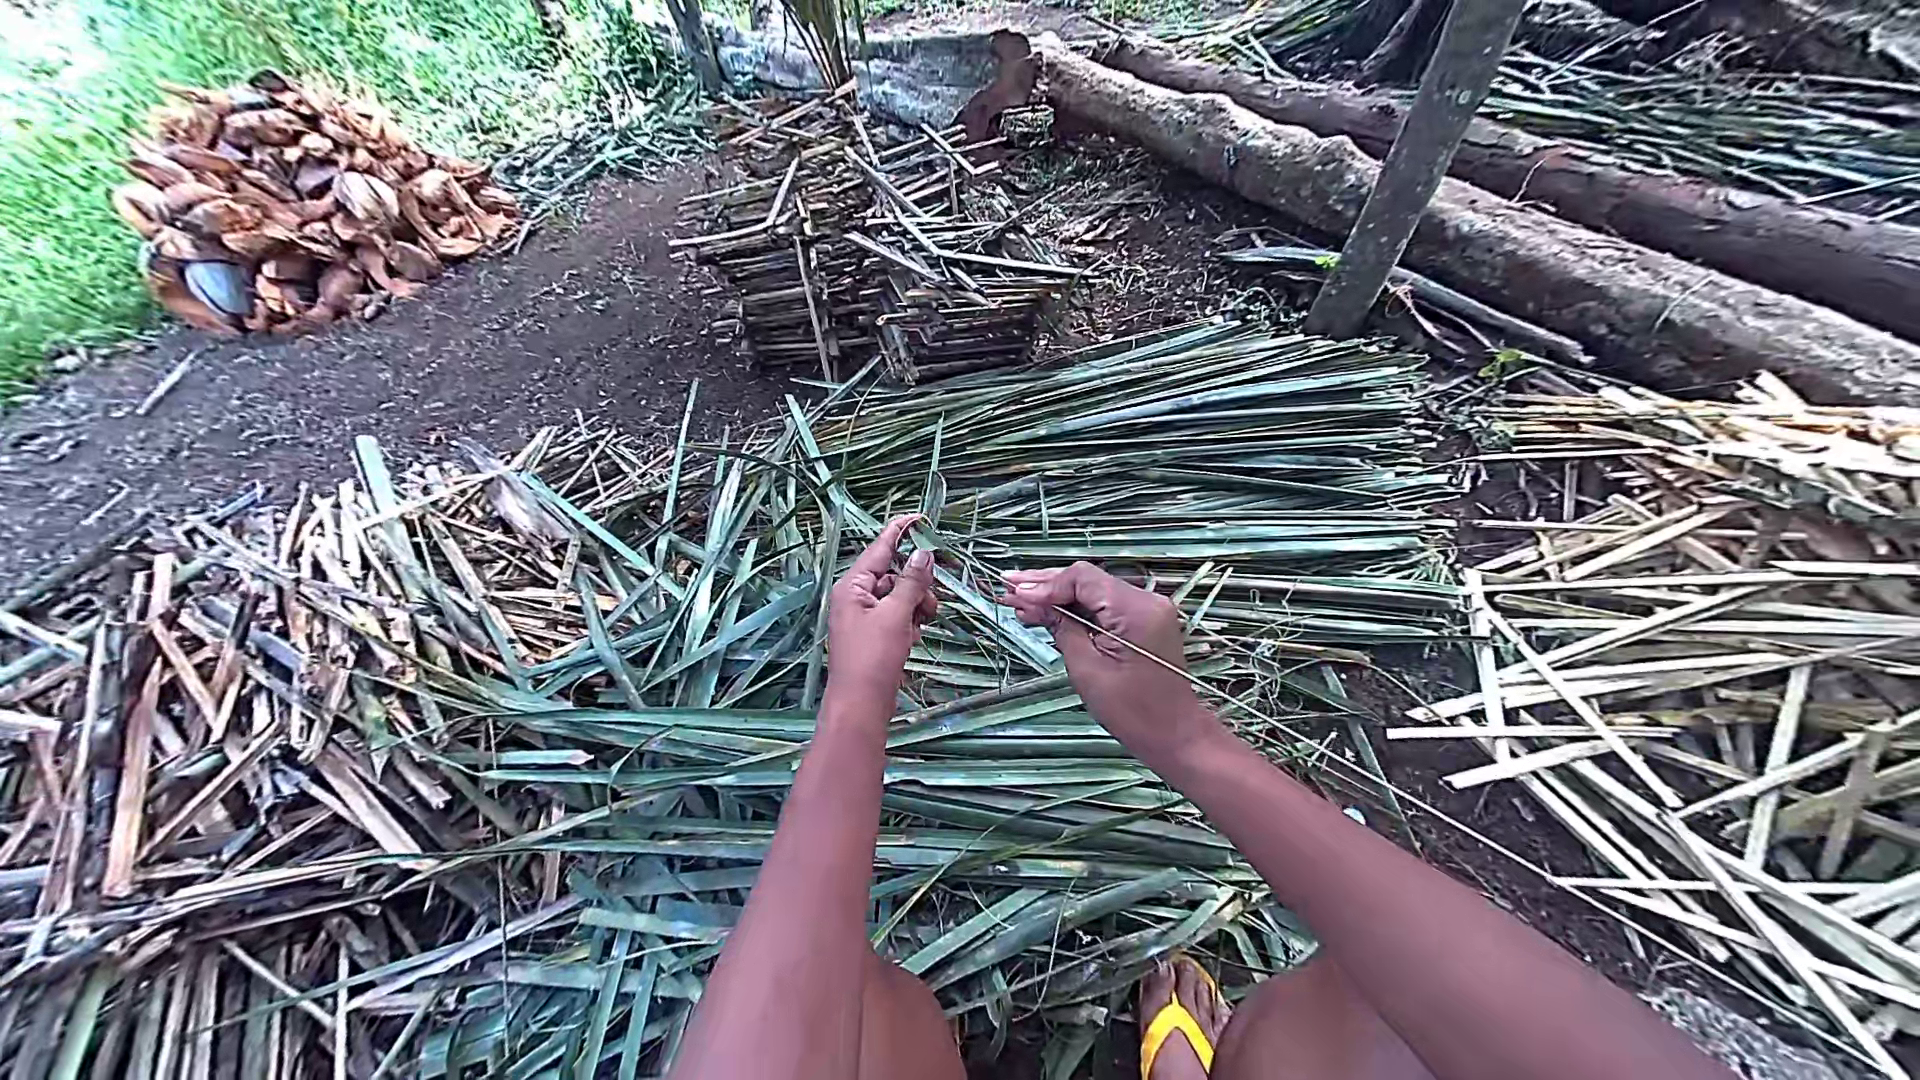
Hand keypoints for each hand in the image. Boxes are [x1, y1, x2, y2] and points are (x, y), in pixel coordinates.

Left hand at [827, 514, 937, 700]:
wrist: (862, 704)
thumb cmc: (873, 657)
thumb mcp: (896, 615)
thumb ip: (912, 582)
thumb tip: (923, 553)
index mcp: (853, 586)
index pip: (880, 548)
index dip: (901, 532)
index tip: (921, 518)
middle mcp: (856, 596)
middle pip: (894, 572)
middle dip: (916, 584)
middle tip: (929, 600)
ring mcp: (865, 615)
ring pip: (900, 595)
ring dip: (916, 604)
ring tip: (921, 623)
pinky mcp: (875, 632)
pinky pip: (898, 614)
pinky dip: (910, 621)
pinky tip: (912, 637)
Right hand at [998, 562, 1206, 748]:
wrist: (1175, 735)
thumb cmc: (1133, 711)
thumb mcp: (1087, 669)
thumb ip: (1061, 628)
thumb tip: (1033, 603)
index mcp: (1136, 609)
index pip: (1082, 578)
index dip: (1045, 584)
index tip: (1015, 593)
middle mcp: (1146, 600)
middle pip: (1086, 579)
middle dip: (1045, 585)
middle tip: (1008, 587)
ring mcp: (1147, 608)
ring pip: (1092, 590)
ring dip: (1056, 595)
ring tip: (1019, 600)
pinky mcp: (1143, 620)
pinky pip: (1103, 605)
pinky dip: (1075, 608)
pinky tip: (1045, 612)